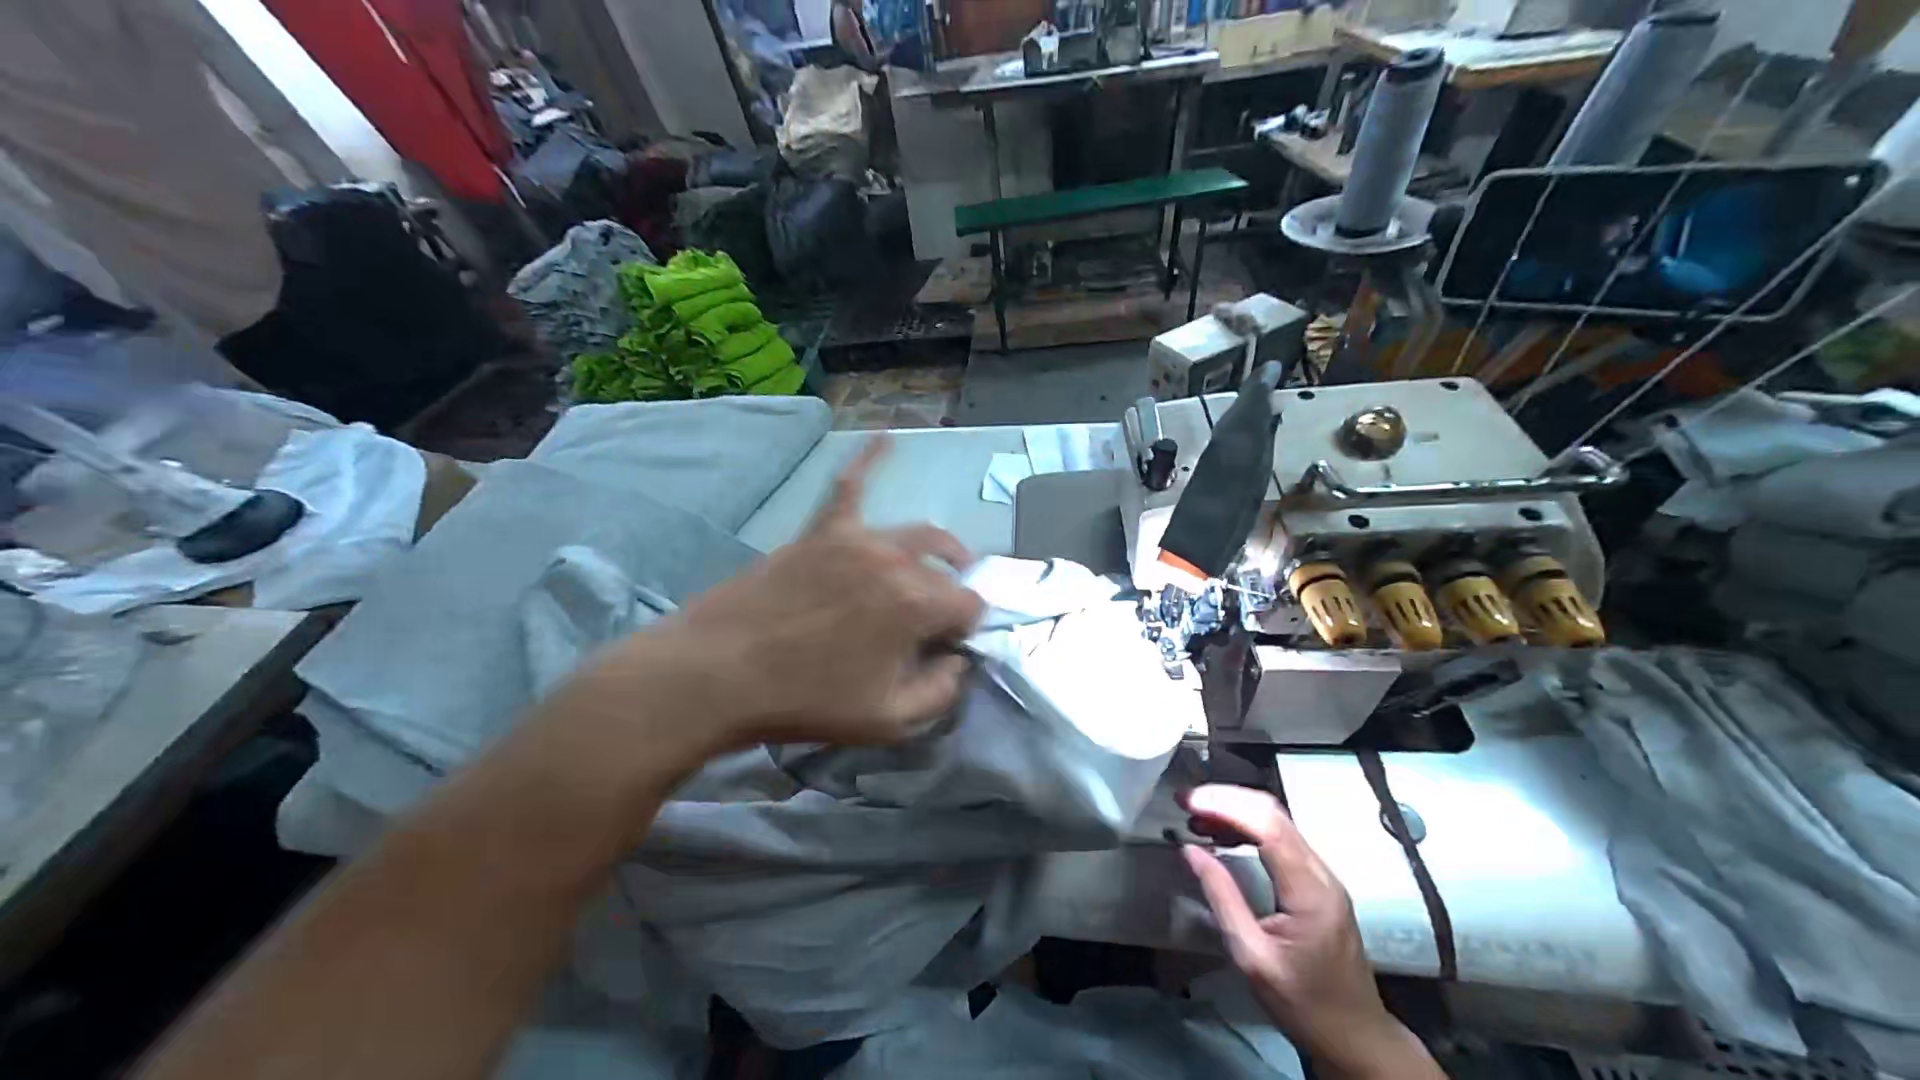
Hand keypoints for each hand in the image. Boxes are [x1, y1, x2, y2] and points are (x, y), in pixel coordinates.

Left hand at [571, 436, 983, 749]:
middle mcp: (895, 560)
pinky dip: (867, 461)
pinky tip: (884, 437)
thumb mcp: (888, 721)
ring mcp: (855, 540)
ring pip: (915, 531)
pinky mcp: (819, 533)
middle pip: (944, 569)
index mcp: (916, 605)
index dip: (965, 629)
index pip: (969, 605)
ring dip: (938, 547)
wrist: (718, 674)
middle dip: (951, 593)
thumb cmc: (805, 701)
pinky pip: (847, 488)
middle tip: (935, 621)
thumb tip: (959, 661)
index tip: (946, 648)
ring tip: (945, 559)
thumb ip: (940, 691)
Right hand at [1181, 785, 1441, 1079]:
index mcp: (1310, 892)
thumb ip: (1222, 898)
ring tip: (1195, 816)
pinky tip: (1222, 834)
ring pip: (1278, 821)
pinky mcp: (1317, 881)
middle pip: (1274, 814)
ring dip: (1235, 810)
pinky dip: (1247, 826)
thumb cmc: (1303, 1004)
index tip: (1188, 802)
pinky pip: (1281, 838)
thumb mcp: (1252, 957)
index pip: (1268, 827)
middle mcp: (1322, 874)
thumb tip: (1190, 851)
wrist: (1355, 1036)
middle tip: (1185, 801)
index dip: (1225, 805)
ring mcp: (1323, 875)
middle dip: (1226, 799)